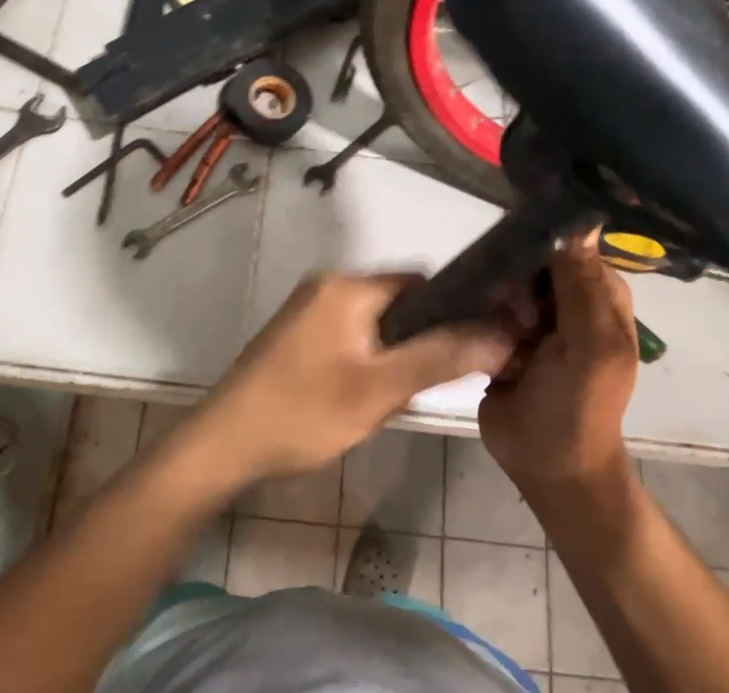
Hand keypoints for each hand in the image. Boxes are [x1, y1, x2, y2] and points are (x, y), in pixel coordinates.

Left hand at [188, 273, 514, 484]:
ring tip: (395, 399)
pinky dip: (370, 363)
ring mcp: (309, 311)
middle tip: (427, 388)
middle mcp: (327, 286)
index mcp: (346, 287)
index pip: (422, 283)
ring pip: (378, 326)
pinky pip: (353, 338)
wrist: (224, 444)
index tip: (478, 350)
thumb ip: (441, 359)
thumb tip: (504, 335)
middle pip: (401, 304)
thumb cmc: (303, 413)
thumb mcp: (379, 390)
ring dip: (395, 358)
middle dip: (421, 343)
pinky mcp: (299, 336)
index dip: (456, 313)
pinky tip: (366, 400)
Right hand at [480, 231, 640, 491]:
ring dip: (499, 308)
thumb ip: (582, 285)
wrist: (547, 465)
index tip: (526, 262)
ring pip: (504, 286)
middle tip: (520, 319)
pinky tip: (483, 340)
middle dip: (519, 285)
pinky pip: (485, 312)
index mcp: (601, 299)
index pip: (573, 248)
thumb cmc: (580, 405)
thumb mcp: (592, 343)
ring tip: (505, 340)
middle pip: (533, 264)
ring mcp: (531, 323)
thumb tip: (582, 221)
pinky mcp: (499, 340)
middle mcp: (567, 304)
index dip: (549, 248)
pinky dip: (481, 321)